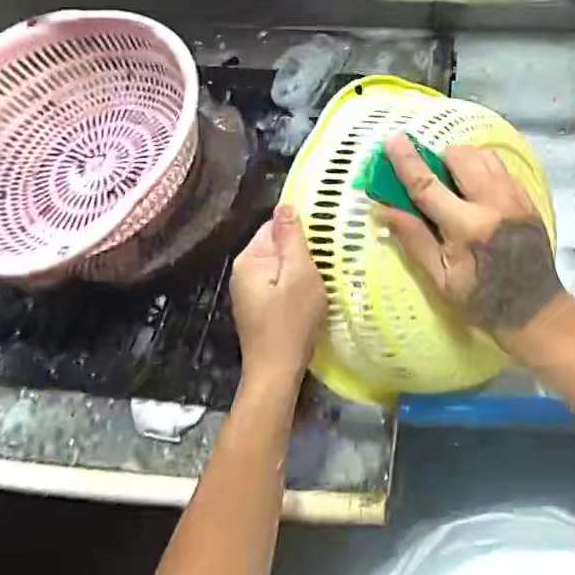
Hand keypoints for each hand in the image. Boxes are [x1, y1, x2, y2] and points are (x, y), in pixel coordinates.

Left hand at [230, 204, 327, 381]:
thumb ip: (292, 238)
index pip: (275, 225)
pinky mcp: (259, 308)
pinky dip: (297, 283)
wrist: (277, 370)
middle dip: (303, 248)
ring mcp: (249, 292)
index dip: (301, 228)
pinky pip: (280, 283)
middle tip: (330, 254)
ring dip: (302, 267)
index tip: (326, 234)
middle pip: (277, 245)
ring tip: (326, 271)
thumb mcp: (299, 273)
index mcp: (249, 259)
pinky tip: (313, 292)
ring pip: (281, 265)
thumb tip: (284, 204)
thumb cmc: (291, 320)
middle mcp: (243, 272)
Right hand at [375, 135, 564, 338]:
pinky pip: (501, 168)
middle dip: (439, 158)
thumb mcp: (440, 279)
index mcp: (469, 227)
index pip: (428, 185)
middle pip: (461, 157)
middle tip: (431, 176)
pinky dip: (483, 169)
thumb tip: (384, 209)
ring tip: (453, 180)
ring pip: (484, 156)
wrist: (534, 309)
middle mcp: (494, 203)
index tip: (393, 141)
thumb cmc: (481, 301)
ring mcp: (515, 198)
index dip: (407, 161)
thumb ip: (414, 239)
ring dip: (463, 160)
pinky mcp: (527, 198)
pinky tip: (475, 190)